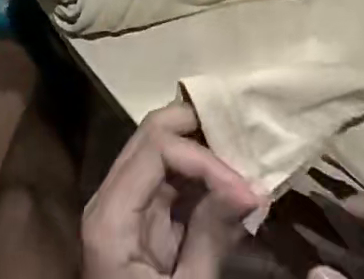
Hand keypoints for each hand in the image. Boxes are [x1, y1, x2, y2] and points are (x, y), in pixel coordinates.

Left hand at [82, 101, 261, 278]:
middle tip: (244, 138)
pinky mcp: (140, 215)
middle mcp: (110, 197)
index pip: (157, 148)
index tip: (246, 188)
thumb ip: (213, 236)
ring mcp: (123, 202)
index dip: (204, 159)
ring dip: (203, 144)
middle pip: (151, 132)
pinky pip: (169, 172)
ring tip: (242, 155)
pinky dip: (201, 168)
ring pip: (160, 144)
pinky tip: (230, 176)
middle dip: (200, 127)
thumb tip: (253, 187)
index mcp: (110, 217)